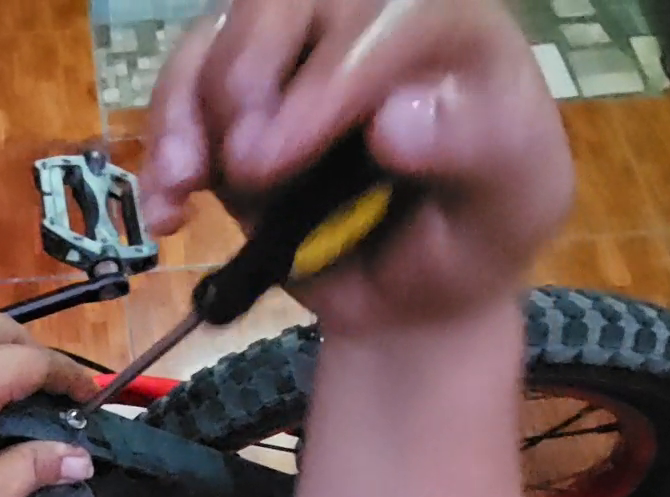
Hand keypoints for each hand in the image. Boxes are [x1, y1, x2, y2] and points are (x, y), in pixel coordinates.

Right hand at [141, 0, 572, 334]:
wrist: (405, 294)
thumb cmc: (463, 245)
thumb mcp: (511, 206)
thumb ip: (480, 151)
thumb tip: (397, 117)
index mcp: (447, 35)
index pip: (389, 11)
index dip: (326, 78)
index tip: (273, 162)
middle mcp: (362, 33)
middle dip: (245, 76)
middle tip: (243, 169)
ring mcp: (289, 73)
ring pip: (215, 41)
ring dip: (184, 113)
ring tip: (181, 187)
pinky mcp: (236, 120)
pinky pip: (180, 99)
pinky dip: (159, 151)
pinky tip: (167, 211)